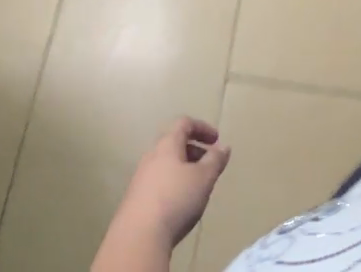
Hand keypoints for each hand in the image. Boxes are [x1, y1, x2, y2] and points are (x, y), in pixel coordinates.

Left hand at [110, 117, 231, 247]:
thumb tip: (223, 147)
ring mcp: (141, 177)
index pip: (184, 123)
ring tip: (198, 186)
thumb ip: (215, 160)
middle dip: (194, 150)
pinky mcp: (136, 198)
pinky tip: (181, 203)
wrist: (139, 237)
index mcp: (167, 145)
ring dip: (184, 168)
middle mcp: (151, 156)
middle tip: (209, 163)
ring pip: (166, 164)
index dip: (202, 127)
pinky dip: (173, 183)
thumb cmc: (176, 199)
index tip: (216, 140)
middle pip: (174, 143)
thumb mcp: (204, 178)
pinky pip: (159, 181)